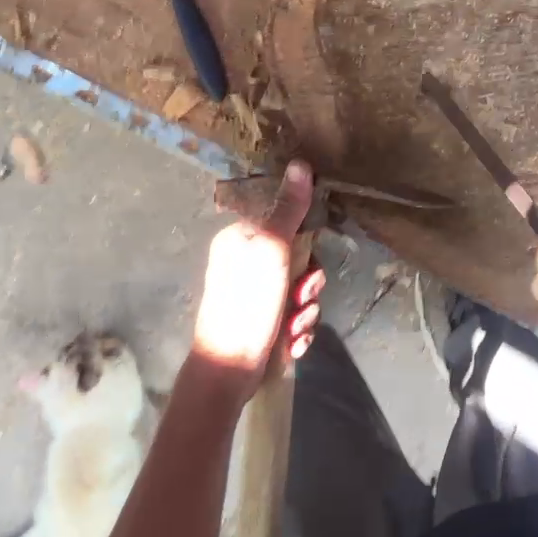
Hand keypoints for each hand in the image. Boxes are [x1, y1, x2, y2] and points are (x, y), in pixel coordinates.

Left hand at [190, 160, 322, 380]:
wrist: (228, 373)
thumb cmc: (246, 305)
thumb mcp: (272, 250)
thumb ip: (289, 209)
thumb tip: (300, 163)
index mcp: (241, 240)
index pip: (286, 222)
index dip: (304, 240)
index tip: (309, 257)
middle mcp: (247, 263)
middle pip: (299, 258)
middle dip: (308, 283)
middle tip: (301, 296)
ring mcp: (256, 295)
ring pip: (303, 290)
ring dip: (306, 309)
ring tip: (293, 325)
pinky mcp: (266, 322)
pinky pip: (298, 315)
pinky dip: (299, 328)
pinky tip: (290, 340)